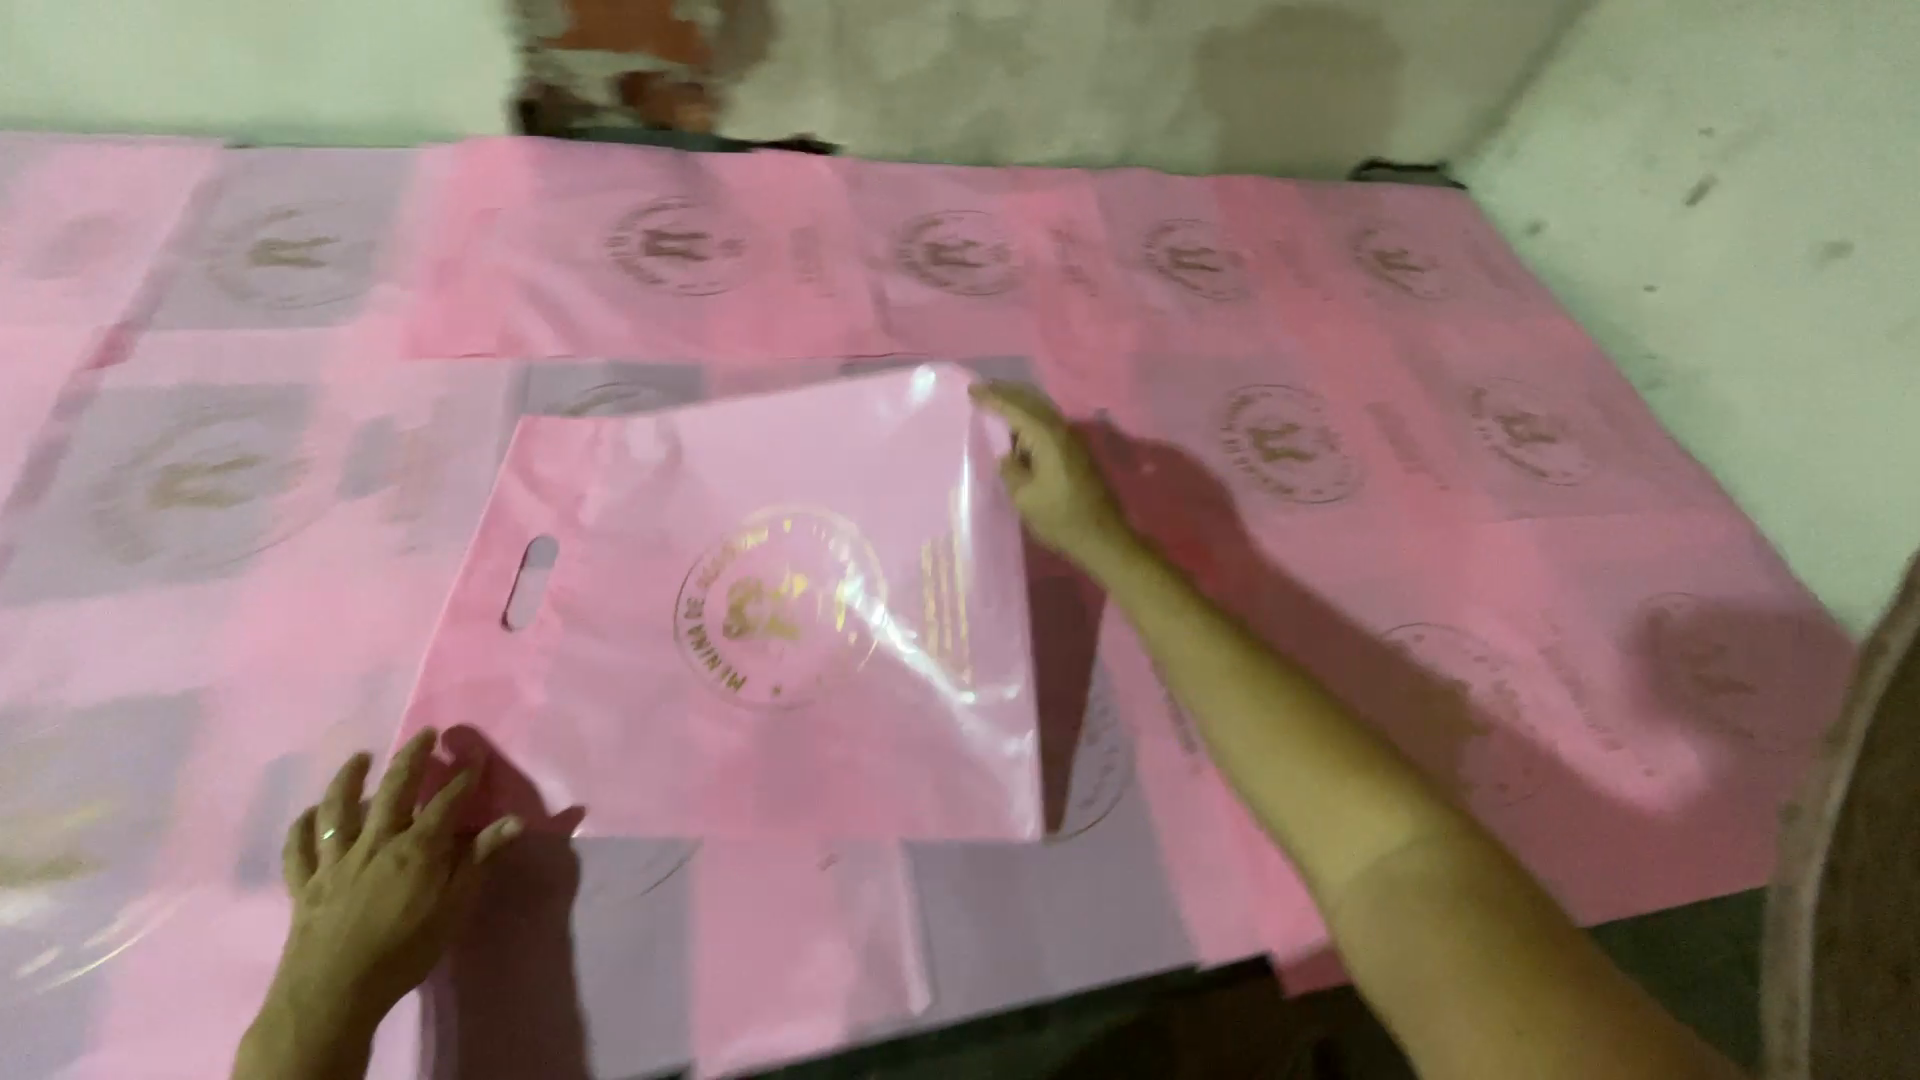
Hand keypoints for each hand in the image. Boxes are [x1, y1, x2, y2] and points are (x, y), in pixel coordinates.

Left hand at [272, 729, 520, 1029]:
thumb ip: (479, 860)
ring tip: (360, 758)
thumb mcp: (454, 908)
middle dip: (412, 758)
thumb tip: (515, 821)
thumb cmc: (404, 951)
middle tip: (424, 733)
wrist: (332, 996)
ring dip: (349, 779)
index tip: (477, 756)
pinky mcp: (304, 885)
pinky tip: (310, 813)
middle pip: (394, 790)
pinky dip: (303, 827)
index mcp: (417, 848)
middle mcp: (376, 844)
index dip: (464, 776)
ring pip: (339, 810)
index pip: (447, 801)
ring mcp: (335, 862)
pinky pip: (298, 849)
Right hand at [970, 381, 1137, 570]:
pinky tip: (1016, 430)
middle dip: (1006, 392)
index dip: (992, 398)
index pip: (1015, 408)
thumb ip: (1010, 470)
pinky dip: (1029, 420)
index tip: (971, 390)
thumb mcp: (1024, 497)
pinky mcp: (1076, 452)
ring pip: (1041, 411)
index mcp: (1048, 437)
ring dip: (1018, 405)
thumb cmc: (1061, 519)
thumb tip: (1007, 457)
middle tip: (981, 389)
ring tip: (994, 404)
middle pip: (1031, 401)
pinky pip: (1047, 424)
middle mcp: (1062, 430)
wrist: (1103, 537)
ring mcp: (1072, 440)